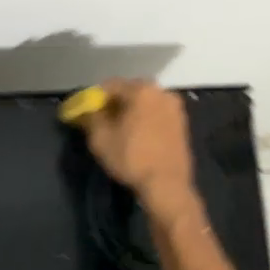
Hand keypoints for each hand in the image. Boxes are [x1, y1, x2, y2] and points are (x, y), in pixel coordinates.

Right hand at [77, 80, 198, 221]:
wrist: (167, 184)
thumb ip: (90, 118)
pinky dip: (145, 121)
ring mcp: (176, 108)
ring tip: (119, 132)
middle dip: (114, 105)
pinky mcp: (183, 124)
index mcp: (142, 90)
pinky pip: (157, 115)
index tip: (86, 112)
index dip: (94, 98)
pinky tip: (137, 138)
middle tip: (102, 122)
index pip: (110, 85)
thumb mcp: (101, 139)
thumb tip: (86, 110)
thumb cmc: (132, 158)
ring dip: (130, 113)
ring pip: (145, 104)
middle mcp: (162, 92)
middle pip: (130, 92)